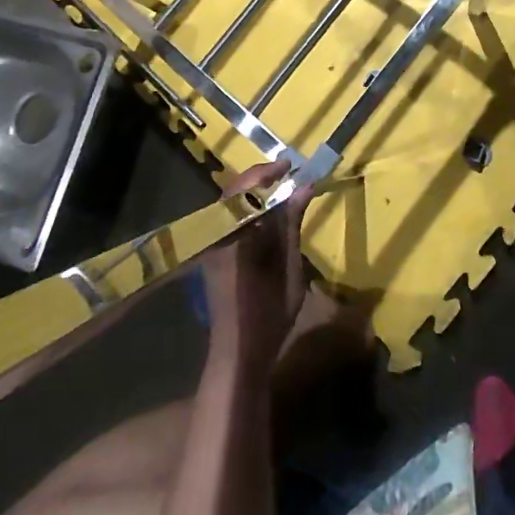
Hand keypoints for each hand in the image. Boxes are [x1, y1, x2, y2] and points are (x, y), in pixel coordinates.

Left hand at [201, 160, 312, 369]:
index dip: (269, 172)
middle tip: (288, 174)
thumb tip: (304, 188)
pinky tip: (265, 213)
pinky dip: (247, 208)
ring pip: (230, 203)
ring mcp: (210, 241)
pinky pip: (227, 218)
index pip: (247, 188)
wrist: (239, 350)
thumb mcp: (290, 269)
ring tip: (281, 189)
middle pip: (234, 191)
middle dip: (261, 178)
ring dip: (253, 191)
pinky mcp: (211, 250)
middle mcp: (216, 232)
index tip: (292, 165)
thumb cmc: (270, 315)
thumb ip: (291, 224)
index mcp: (234, 234)